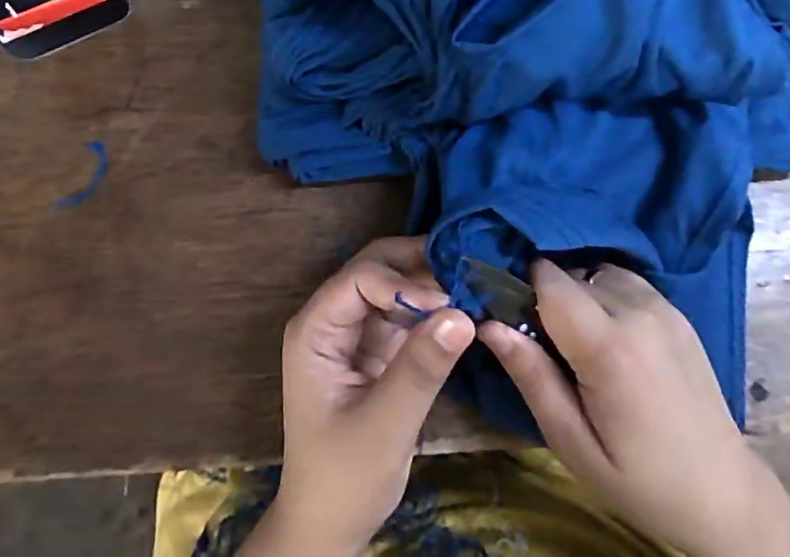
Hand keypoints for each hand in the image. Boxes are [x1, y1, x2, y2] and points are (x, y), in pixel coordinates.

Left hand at [244, 237, 475, 555]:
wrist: (331, 523)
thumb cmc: (344, 478)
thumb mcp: (384, 427)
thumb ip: (419, 370)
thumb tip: (461, 315)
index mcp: (315, 329)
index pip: (360, 278)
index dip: (403, 283)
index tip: (447, 305)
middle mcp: (333, 318)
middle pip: (377, 267)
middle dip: (420, 266)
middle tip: (468, 273)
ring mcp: (356, 330)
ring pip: (396, 283)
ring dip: (431, 283)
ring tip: (474, 286)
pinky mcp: (379, 347)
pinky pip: (408, 312)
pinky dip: (436, 308)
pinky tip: (465, 310)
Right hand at [477, 261, 789, 556]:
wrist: (723, 492)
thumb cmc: (639, 479)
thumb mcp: (572, 442)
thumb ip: (531, 376)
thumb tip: (488, 324)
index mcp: (608, 346)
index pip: (547, 278)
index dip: (523, 290)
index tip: (516, 320)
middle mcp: (637, 312)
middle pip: (570, 273)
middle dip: (548, 296)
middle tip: (549, 344)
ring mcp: (662, 307)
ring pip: (595, 271)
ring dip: (578, 293)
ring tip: (581, 340)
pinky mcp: (676, 310)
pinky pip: (623, 280)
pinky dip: (605, 293)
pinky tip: (611, 335)